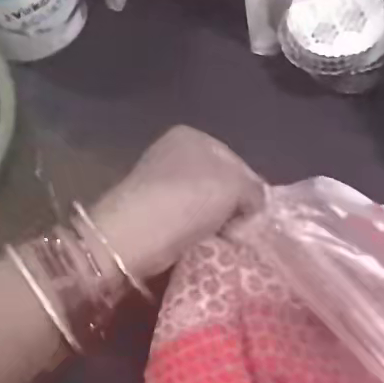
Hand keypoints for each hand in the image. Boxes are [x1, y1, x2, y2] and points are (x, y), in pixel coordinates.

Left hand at [87, 127, 263, 282]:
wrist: (130, 238)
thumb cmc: (186, 203)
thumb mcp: (235, 187)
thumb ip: (254, 191)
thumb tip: (252, 205)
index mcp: (192, 136)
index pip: (239, 164)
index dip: (251, 192)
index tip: (253, 218)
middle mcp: (171, 152)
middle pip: (220, 185)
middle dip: (232, 209)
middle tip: (237, 232)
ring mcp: (155, 181)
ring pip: (203, 206)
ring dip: (213, 225)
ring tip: (216, 242)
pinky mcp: (146, 210)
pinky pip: (183, 222)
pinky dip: (192, 234)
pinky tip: (194, 246)